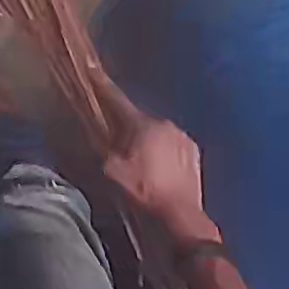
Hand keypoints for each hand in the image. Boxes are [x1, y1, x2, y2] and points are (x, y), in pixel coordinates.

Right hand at [104, 95, 222, 246]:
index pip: (118, 100)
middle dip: (128, 128)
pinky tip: (160, 169)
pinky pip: (172, 145)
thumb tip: (100, 139)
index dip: (103, 87)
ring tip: (142, 162)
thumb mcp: (113, 171)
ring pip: (157, 132)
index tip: (93, 72)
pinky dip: (164, 152)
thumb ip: (104, 149)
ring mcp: (183, 138)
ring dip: (148, 141)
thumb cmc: (144, 191)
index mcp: (143, 124)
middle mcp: (165, 124)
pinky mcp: (194, 153)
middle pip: (139, 119)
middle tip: (120, 146)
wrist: (180, 216)